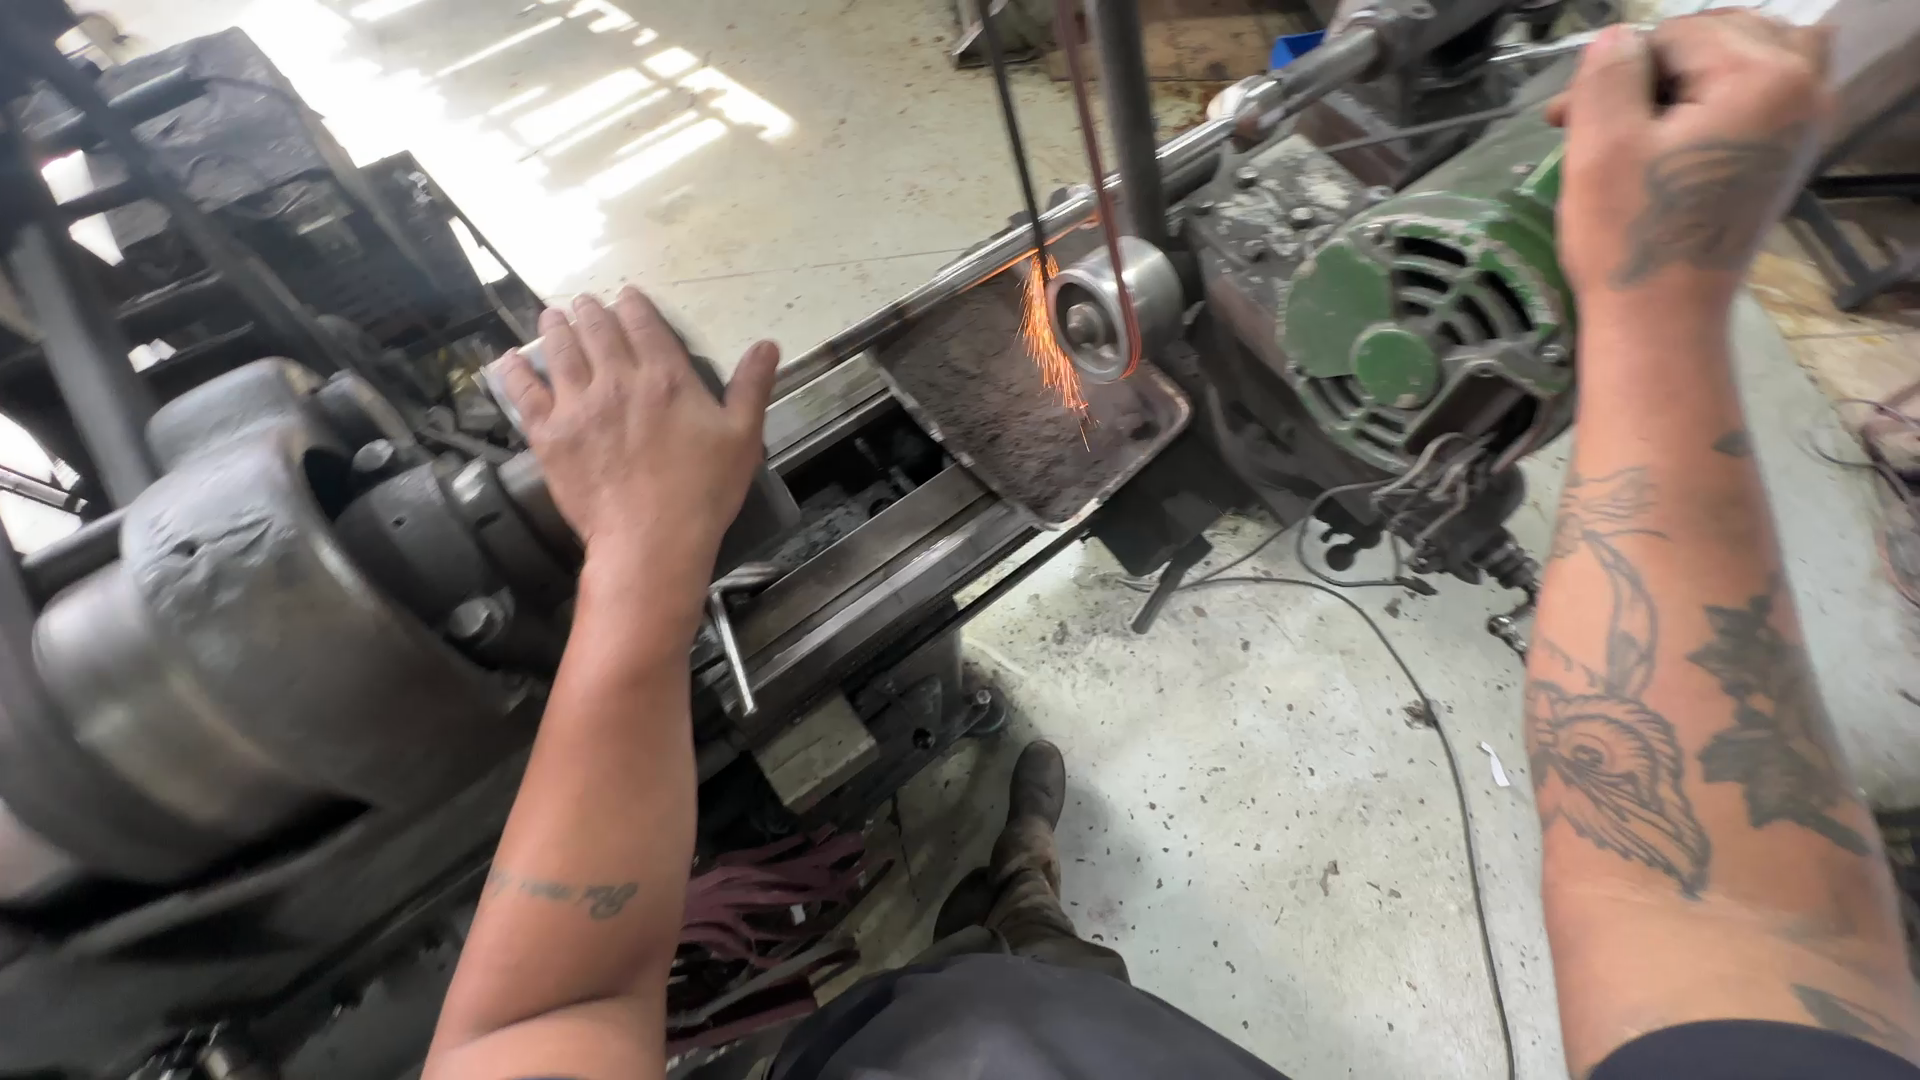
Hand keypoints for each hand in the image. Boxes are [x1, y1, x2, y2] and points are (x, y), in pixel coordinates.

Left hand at [491, 288, 777, 626]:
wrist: (652, 538)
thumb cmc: (704, 490)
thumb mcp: (743, 438)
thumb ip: (751, 387)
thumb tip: (768, 345)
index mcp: (665, 377)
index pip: (643, 324)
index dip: (633, 304)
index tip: (627, 296)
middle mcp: (617, 380)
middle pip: (597, 330)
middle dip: (591, 311)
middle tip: (585, 304)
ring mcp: (577, 405)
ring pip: (559, 351)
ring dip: (556, 328)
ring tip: (552, 316)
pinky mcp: (549, 434)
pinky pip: (524, 392)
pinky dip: (515, 371)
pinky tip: (510, 359)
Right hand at [1551, 13, 1831, 319]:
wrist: (1659, 314)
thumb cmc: (1626, 233)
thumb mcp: (1600, 150)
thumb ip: (1608, 79)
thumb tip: (1614, 39)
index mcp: (1764, 75)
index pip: (1681, 34)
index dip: (1613, 69)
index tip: (1562, 116)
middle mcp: (1804, 87)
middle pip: (1725, 36)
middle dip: (1653, 68)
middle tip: (1591, 119)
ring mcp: (1802, 125)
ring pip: (1756, 58)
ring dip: (1691, 76)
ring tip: (1638, 117)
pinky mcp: (1784, 158)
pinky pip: (1764, 96)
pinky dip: (1717, 101)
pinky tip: (1674, 137)